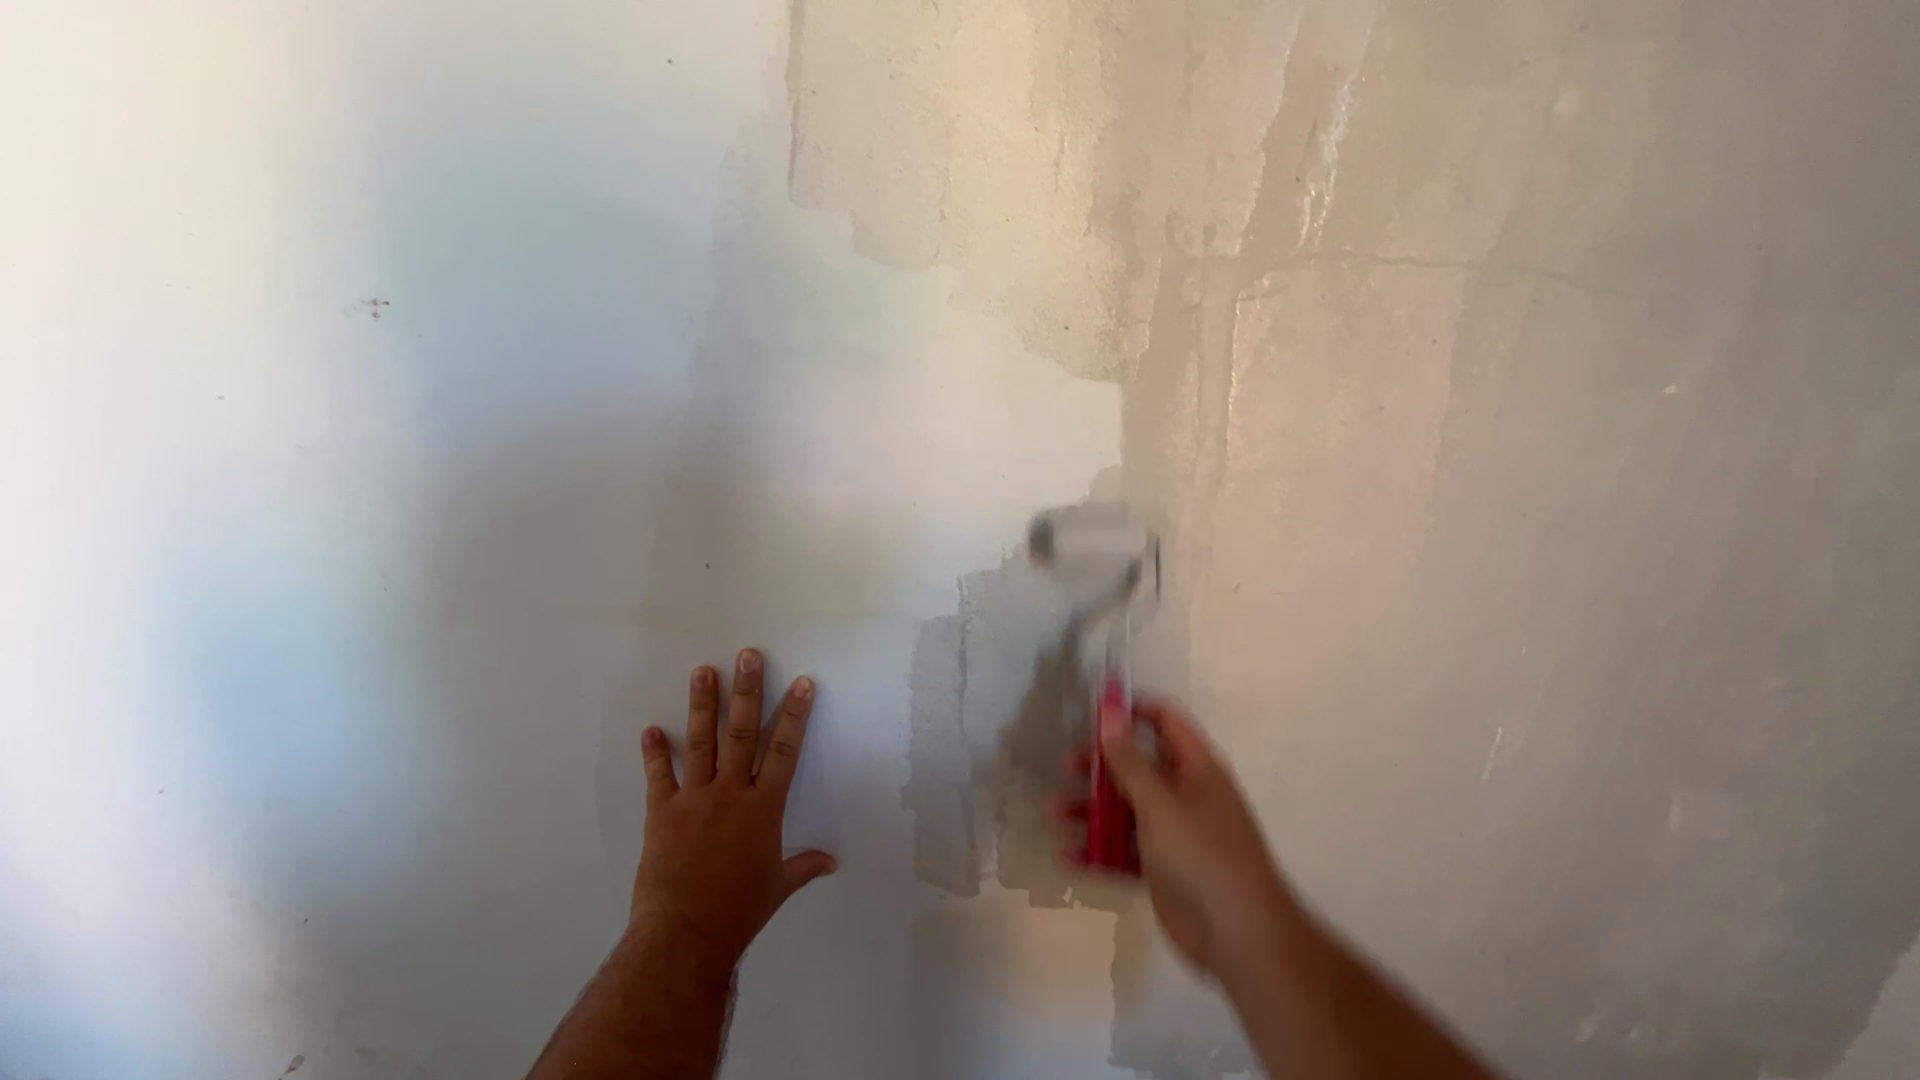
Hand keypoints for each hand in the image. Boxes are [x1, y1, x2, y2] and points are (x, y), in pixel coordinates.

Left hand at [630, 648, 835, 974]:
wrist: (685, 935)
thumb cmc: (739, 911)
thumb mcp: (777, 888)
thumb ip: (803, 867)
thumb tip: (831, 862)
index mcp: (764, 808)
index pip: (784, 750)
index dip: (794, 714)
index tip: (801, 682)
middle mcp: (731, 794)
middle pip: (743, 733)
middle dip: (747, 692)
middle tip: (747, 655)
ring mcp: (694, 800)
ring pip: (701, 742)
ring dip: (702, 705)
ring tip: (702, 671)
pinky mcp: (662, 814)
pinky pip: (659, 776)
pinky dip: (655, 753)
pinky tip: (650, 729)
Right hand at [1053, 697, 1300, 981]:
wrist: (1239, 936)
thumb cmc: (1202, 855)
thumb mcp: (1159, 803)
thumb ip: (1129, 760)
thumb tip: (1109, 712)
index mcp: (1196, 768)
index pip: (1165, 722)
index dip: (1131, 710)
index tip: (1093, 710)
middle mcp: (1185, 794)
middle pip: (1137, 767)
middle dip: (1100, 766)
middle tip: (1065, 767)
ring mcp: (1173, 833)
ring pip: (1124, 811)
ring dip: (1089, 811)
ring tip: (1051, 815)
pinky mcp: (1161, 869)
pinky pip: (1123, 850)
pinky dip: (1097, 851)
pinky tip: (1066, 856)